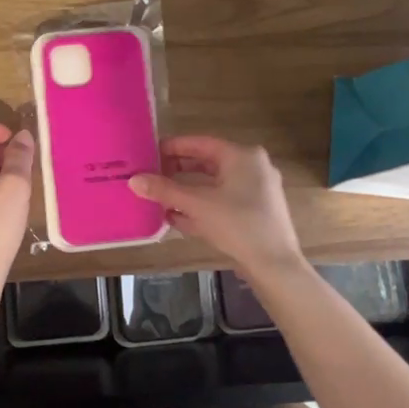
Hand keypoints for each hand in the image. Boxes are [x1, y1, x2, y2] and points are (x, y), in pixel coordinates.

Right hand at [129, 136, 304, 276]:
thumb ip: (164, 190)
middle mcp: (252, 168)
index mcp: (242, 156)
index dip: (173, 147)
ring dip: (186, 192)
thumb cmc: (237, 224)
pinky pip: (223, 202)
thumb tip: (134, 180)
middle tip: (152, 177)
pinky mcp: (256, 213)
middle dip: (177, 173)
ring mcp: (257, 191)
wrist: (274, 264)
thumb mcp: (197, 205)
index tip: (150, 153)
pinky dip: (201, 207)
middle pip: (207, 164)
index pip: (200, 143)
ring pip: (214, 185)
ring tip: (160, 200)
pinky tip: (177, 219)